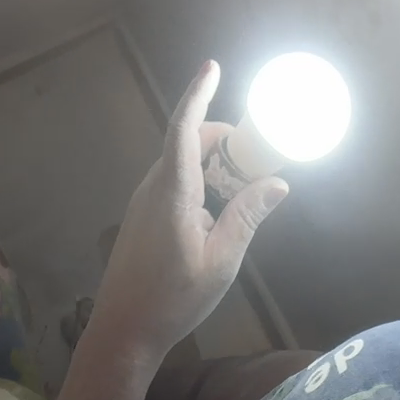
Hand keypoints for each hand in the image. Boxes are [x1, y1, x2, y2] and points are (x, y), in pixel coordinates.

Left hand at [85, 61, 289, 362]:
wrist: (121, 333)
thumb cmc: (172, 298)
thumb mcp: (221, 260)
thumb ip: (247, 216)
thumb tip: (278, 182)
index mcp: (174, 190)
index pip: (184, 127)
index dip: (198, 93)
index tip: (213, 67)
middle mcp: (156, 184)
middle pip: (189, 140)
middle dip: (223, 137)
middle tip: (257, 152)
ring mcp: (146, 198)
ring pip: (183, 160)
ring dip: (213, 162)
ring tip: (244, 186)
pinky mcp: (145, 213)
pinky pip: (176, 179)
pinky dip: (201, 179)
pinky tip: (218, 210)